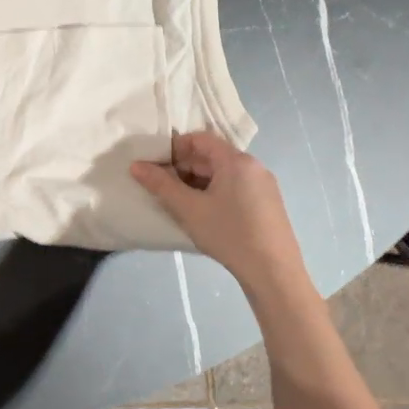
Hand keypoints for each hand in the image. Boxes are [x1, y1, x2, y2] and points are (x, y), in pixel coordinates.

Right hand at [131, 132, 305, 286]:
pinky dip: (214, 191)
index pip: (200, 139)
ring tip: (181, 202)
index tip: (156, 166)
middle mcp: (254, 167)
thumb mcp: (187, 208)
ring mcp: (264, 185)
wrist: (273, 270)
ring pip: (222, 172)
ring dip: (197, 181)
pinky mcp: (267, 202)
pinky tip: (204, 213)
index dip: (174, 148)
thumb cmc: (228, 233)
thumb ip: (160, 184)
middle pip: (211, 155)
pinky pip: (234, 186)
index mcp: (236, 161)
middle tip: (163, 187)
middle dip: (183, 167)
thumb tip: (136, 165)